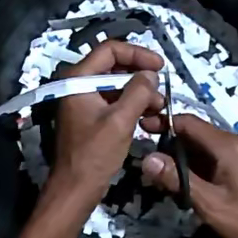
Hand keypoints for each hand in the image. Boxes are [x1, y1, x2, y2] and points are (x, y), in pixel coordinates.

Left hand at [44, 41, 162, 209]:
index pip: (109, 50)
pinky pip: (113, 102)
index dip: (137, 53)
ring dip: (139, 92)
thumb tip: (150, 74)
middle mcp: (77, 85)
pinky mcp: (90, 117)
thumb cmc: (95, 153)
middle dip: (140, 75)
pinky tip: (148, 115)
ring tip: (159, 106)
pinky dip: (131, 105)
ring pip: (116, 85)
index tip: (160, 66)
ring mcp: (82, 101)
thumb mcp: (120, 120)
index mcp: (78, 79)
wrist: (75, 188)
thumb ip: (138, 92)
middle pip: (113, 66)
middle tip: (161, 89)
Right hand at [140, 115, 237, 237]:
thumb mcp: (208, 202)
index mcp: (228, 146)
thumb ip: (177, 179)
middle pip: (195, 132)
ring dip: (180, 154)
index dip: (163, 122)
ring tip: (158, 169)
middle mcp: (235, 143)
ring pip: (202, 146)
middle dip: (169, 140)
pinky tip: (180, 180)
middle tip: (146, 153)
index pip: (189, 122)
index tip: (140, 128)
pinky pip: (212, 157)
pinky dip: (194, 164)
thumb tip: (147, 159)